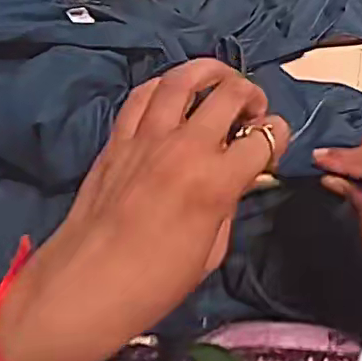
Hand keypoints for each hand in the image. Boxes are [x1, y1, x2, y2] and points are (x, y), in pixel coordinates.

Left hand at [0, 59, 289, 360]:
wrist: (84, 288)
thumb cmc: (155, 284)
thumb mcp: (212, 250)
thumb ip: (230, 203)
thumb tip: (238, 176)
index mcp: (216, 181)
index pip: (264, 138)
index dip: (277, 137)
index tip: (273, 143)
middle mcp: (185, 148)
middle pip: (231, 94)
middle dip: (253, 96)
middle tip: (254, 110)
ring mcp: (147, 138)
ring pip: (184, 79)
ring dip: (211, 72)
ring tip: (221, 81)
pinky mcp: (118, 139)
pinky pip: (143, 95)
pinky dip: (165, 86)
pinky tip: (173, 94)